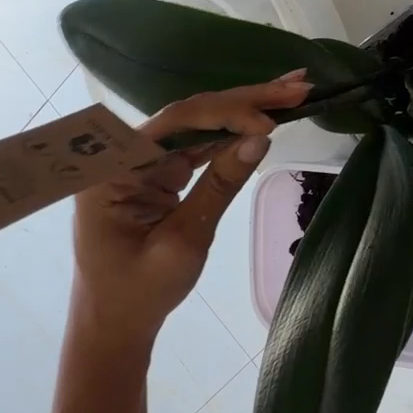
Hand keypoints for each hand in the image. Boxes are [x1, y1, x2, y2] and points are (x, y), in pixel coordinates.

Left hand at [69, 70, 311, 345]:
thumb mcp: (183, 242)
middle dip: (247, 99)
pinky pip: (203, 140)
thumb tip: (262, 138)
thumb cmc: (140, 292)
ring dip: (249, 107)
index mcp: (116, 169)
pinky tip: (267, 117)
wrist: (115, 327)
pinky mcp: (162, 171)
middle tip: (297, 86)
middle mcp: (127, 154)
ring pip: (203, 121)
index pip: (178, 121)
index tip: (270, 123)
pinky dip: (237, 129)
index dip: (228, 113)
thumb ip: (219, 186)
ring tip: (293, 91)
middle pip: (193, 113)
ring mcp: (145, 160)